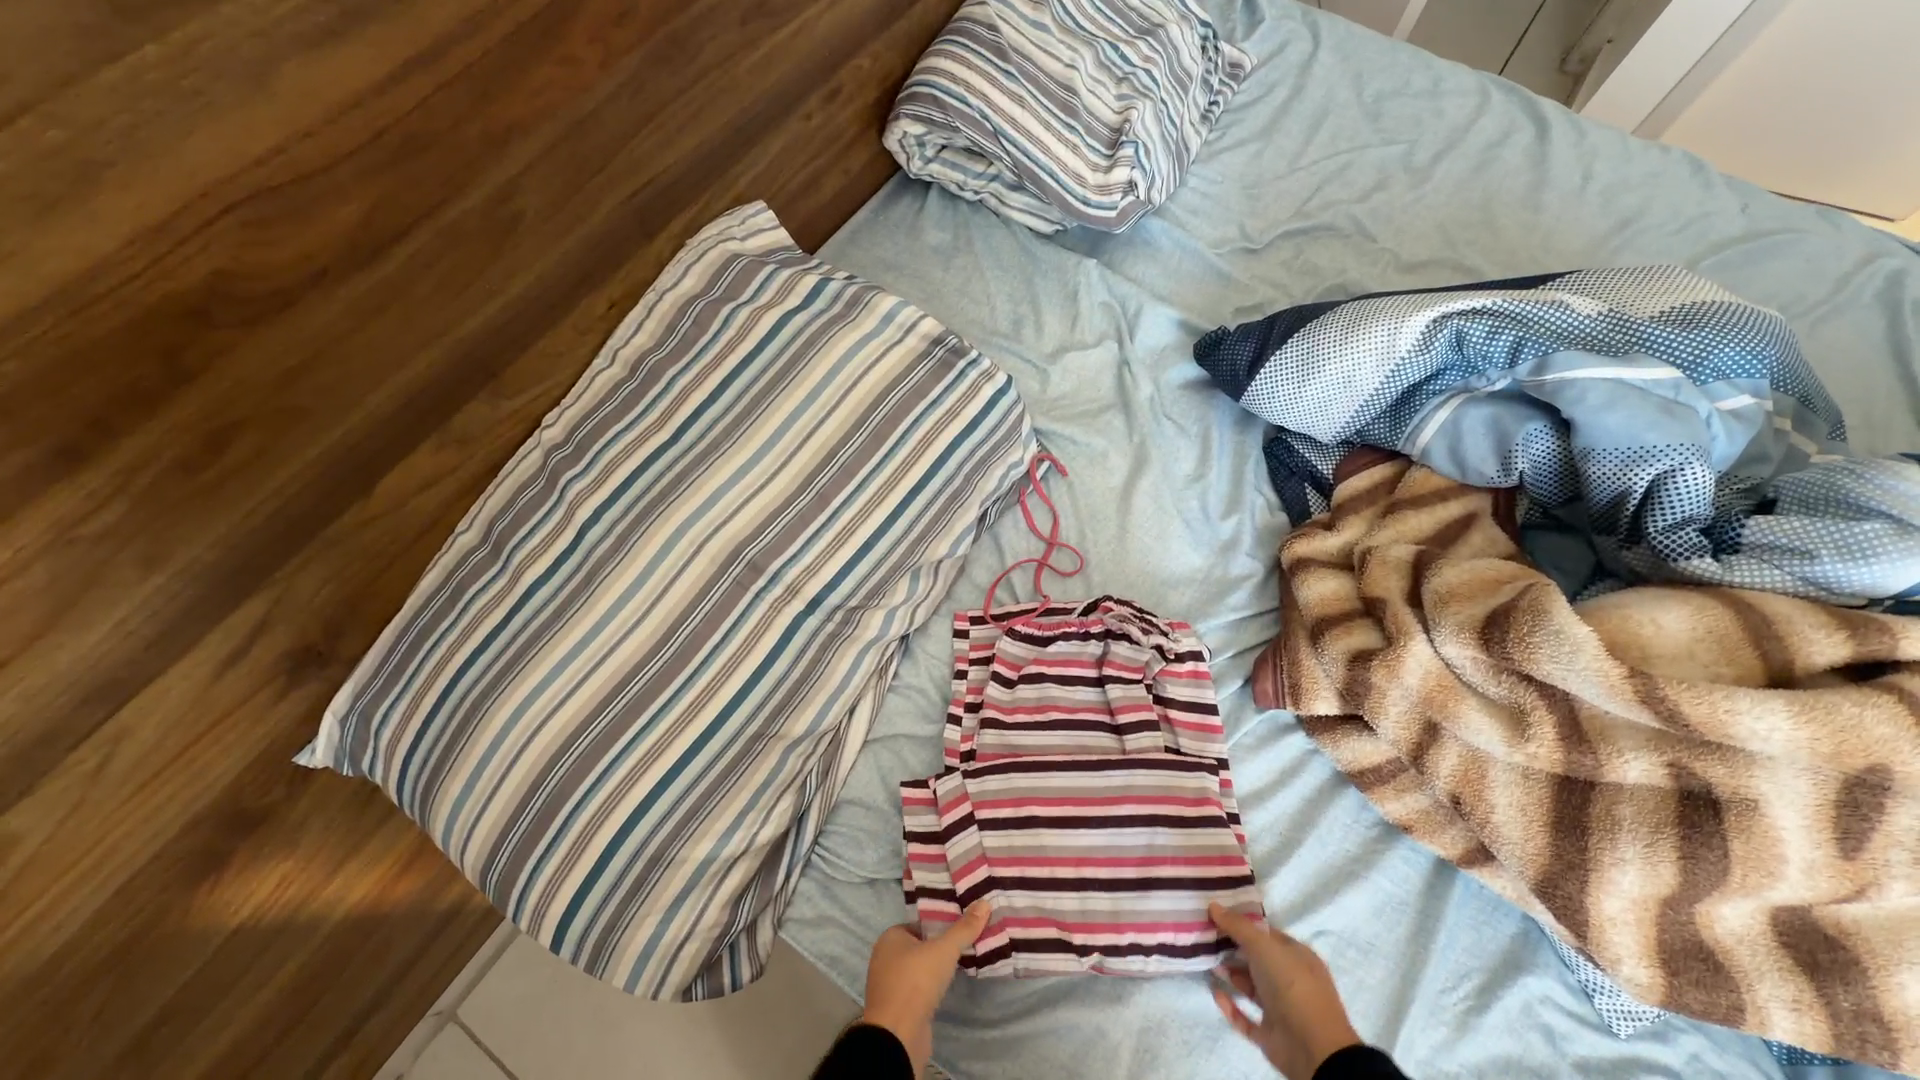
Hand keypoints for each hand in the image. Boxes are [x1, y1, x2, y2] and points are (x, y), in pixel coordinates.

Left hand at [860, 902, 991, 1072]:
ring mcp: (891, 984)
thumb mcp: (944, 950)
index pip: (920, 924)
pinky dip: (934, 985)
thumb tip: (983, 902)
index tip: (965, 924)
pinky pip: (920, 987)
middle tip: (970, 941)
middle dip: (942, 945)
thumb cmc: (916, 982)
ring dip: (938, 967)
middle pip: (921, 945)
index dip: (942, 923)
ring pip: (921, 968)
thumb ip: (964, 928)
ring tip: (966, 960)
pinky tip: (951, 985)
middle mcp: (886, 957)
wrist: (898, 1034)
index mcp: (890, 938)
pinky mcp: (899, 1006)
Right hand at [1208, 902, 1362, 1079]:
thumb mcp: (1264, 947)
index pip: (1267, 935)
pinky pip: (1245, 1016)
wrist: (1313, 1048)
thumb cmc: (1292, 986)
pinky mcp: (1269, 1033)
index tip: (1215, 918)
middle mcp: (1290, 980)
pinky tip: (1215, 993)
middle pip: (1257, 960)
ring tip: (1207, 964)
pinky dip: (1230, 1006)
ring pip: (1251, 987)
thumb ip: (1238, 926)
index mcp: (1297, 956)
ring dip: (1231, 975)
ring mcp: (1280, 1008)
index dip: (1242, 925)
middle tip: (1205, 939)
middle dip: (1233, 949)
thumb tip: (1213, 905)